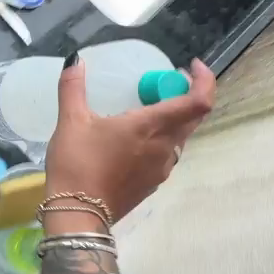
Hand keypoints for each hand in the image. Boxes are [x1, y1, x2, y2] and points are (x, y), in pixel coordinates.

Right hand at [44, 56, 215, 224]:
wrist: (78, 213)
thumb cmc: (77, 162)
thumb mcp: (70, 121)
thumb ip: (72, 87)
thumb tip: (75, 60)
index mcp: (151, 126)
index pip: (198, 101)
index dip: (204, 80)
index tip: (190, 66)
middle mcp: (165, 146)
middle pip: (194, 118)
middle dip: (187, 95)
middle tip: (165, 82)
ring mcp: (161, 168)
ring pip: (180, 137)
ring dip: (173, 119)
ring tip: (147, 110)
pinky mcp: (153, 183)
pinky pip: (167, 154)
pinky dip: (161, 139)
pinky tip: (135, 140)